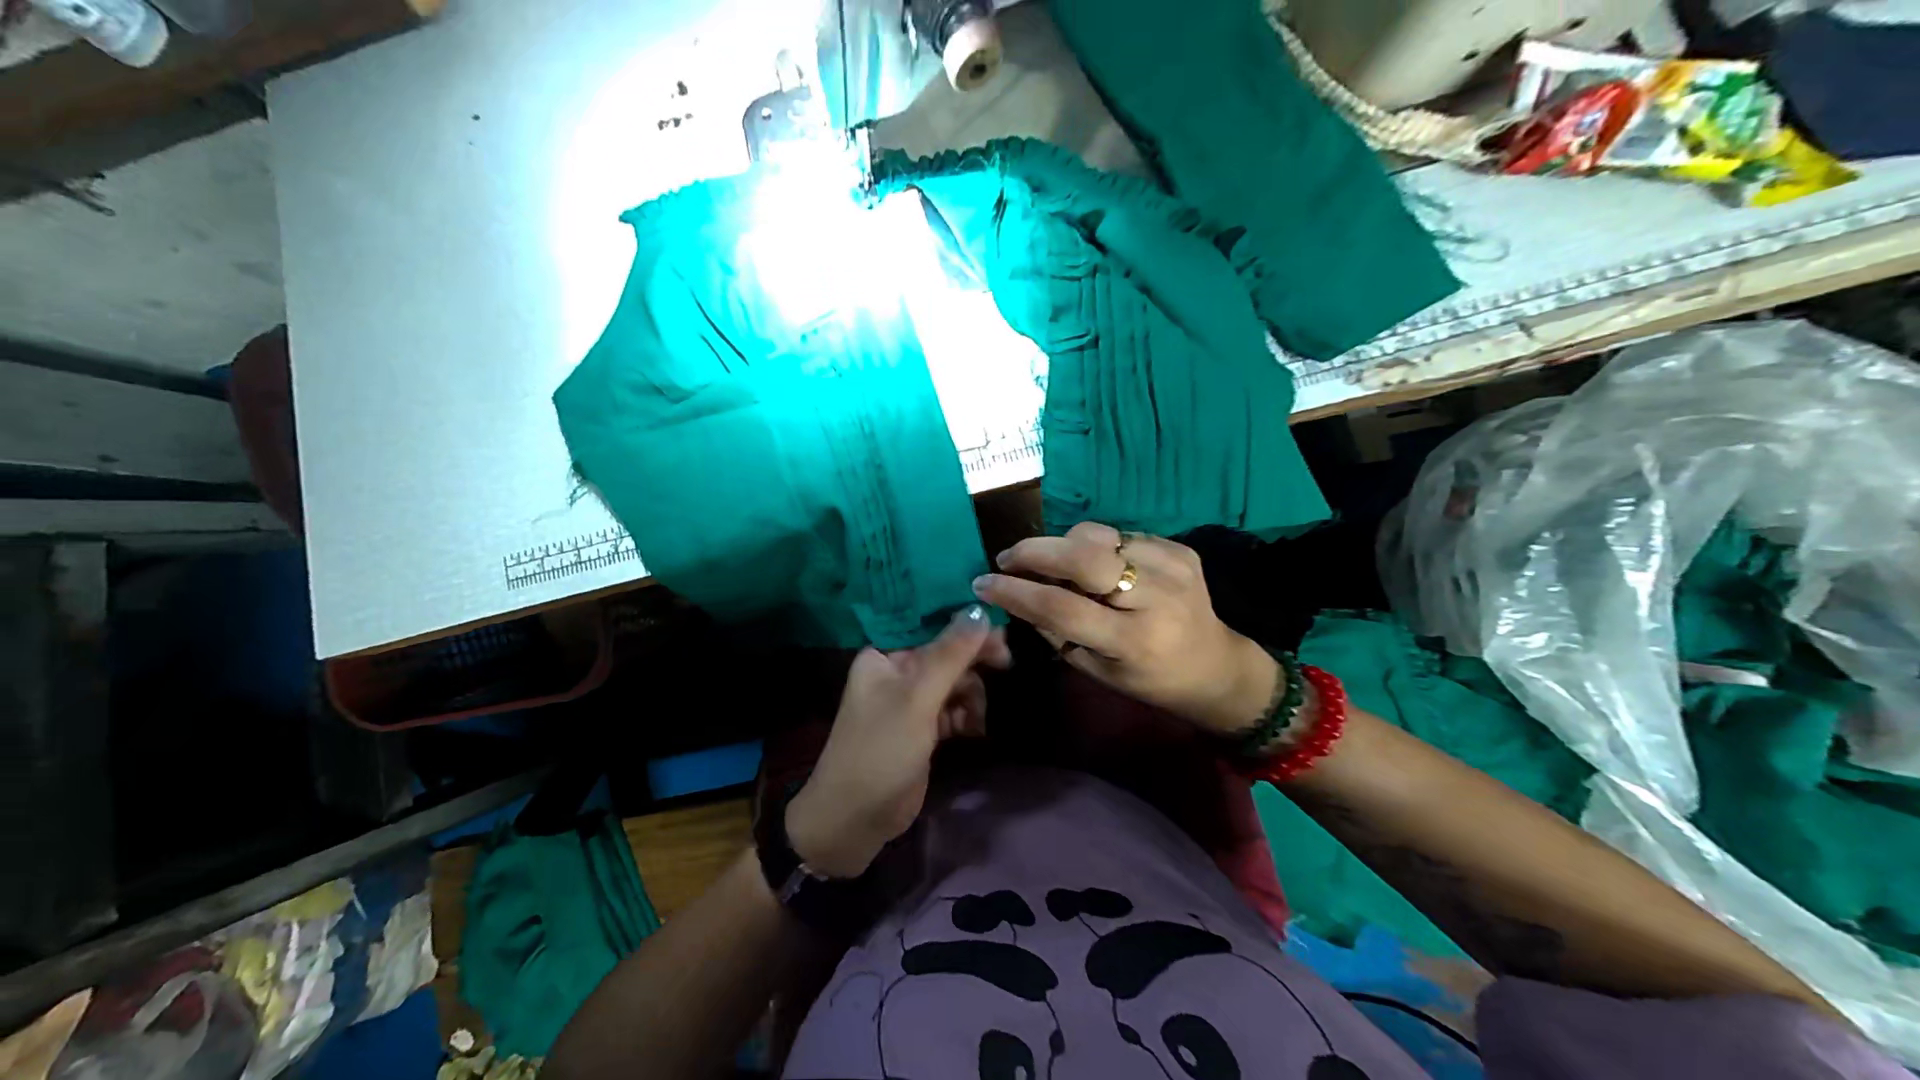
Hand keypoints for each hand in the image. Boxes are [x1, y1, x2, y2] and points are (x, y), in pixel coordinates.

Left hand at [785, 605, 1010, 878]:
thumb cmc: (880, 750)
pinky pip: (954, 709)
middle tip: (1006, 665)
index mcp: (884, 655)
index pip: (930, 624)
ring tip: (978, 716)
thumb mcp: (917, 700)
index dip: (965, 623)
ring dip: (972, 694)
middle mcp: (897, 672)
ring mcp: (910, 702)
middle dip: (974, 660)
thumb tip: (980, 609)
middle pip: (946, 652)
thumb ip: (950, 655)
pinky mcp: (923, 729)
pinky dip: (967, 715)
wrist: (855, 820)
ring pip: (954, 681)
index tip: (1000, 628)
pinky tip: (975, 729)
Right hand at [971, 522, 1278, 735]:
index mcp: (1134, 641)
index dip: (1017, 591)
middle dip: (1034, 551)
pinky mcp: (1179, 548)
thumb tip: (1014, 594)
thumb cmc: (1148, 679)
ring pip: (1097, 535)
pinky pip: (1119, 535)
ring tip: (1049, 562)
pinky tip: (1093, 565)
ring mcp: (1171, 565)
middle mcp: (1156, 597)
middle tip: (1007, 558)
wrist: (1214, 664)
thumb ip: (1055, 630)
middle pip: (1082, 556)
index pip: (1062, 607)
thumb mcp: (1096, 670)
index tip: (984, 582)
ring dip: (1062, 544)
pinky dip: (1095, 546)